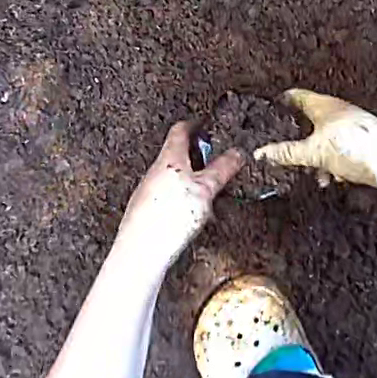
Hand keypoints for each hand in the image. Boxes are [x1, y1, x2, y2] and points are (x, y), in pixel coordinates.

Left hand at [117, 122, 241, 270]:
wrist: (140, 253)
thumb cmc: (169, 218)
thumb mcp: (206, 190)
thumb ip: (222, 169)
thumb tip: (237, 152)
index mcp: (169, 158)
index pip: (180, 130)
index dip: (194, 125)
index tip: (204, 125)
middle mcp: (155, 171)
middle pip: (175, 153)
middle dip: (194, 154)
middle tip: (213, 158)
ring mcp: (148, 191)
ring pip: (170, 175)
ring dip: (188, 177)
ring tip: (206, 189)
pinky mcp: (145, 210)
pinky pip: (165, 195)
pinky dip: (179, 195)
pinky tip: (188, 212)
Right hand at [253, 88, 376, 220]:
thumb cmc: (354, 147)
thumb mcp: (313, 153)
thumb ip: (286, 153)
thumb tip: (261, 152)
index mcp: (324, 105)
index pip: (297, 96)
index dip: (283, 101)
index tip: (273, 105)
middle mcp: (339, 110)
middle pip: (312, 119)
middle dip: (301, 138)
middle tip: (289, 149)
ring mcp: (352, 124)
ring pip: (328, 137)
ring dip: (320, 156)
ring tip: (317, 174)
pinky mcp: (364, 139)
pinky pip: (342, 149)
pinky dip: (335, 162)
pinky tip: (336, 178)